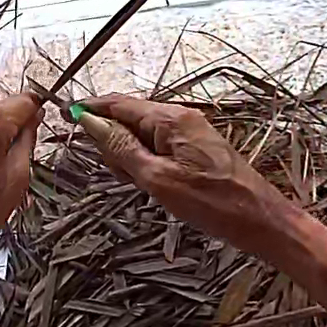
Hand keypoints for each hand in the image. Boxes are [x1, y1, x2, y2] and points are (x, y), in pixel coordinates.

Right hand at [76, 94, 295, 256]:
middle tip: (122, 175)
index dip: (91, 109)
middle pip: (130, 118)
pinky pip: (158, 146)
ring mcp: (190, 132)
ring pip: (143, 135)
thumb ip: (121, 148)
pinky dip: (146, 162)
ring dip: (131, 156)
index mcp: (171, 119)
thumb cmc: (212, 203)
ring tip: (142, 185)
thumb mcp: (157, 179)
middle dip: (114, 142)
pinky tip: (153, 183)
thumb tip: (90, 122)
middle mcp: (181, 118)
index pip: (120, 105)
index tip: (65, 115)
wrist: (261, 221)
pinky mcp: (195, 148)